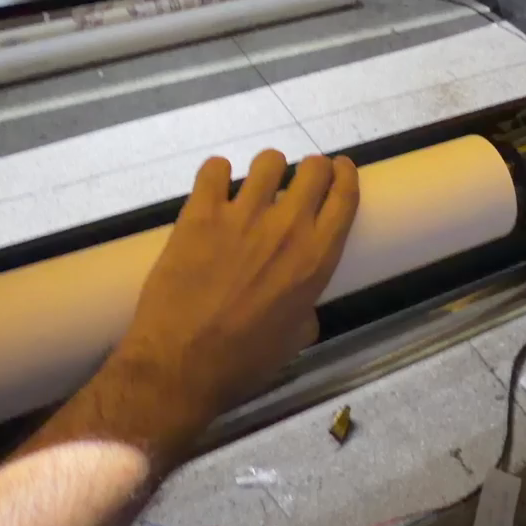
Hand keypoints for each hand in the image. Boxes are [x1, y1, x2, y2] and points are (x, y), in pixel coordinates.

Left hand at [111, 150, 360, 431]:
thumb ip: (306, 309)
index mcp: (316, 257)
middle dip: (311, 169)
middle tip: (300, 181)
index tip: (340, 169)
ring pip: (268, 161)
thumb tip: (303, 304)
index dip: (345, 174)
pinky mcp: (200, 213)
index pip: (344, 194)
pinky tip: (215, 189)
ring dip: (267, 170)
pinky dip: (217, 174)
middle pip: (312, 168)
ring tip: (256, 186)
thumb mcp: (295, 339)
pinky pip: (215, 169)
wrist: (179, 365)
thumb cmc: (243, 361)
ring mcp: (242, 215)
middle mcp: (286, 226)